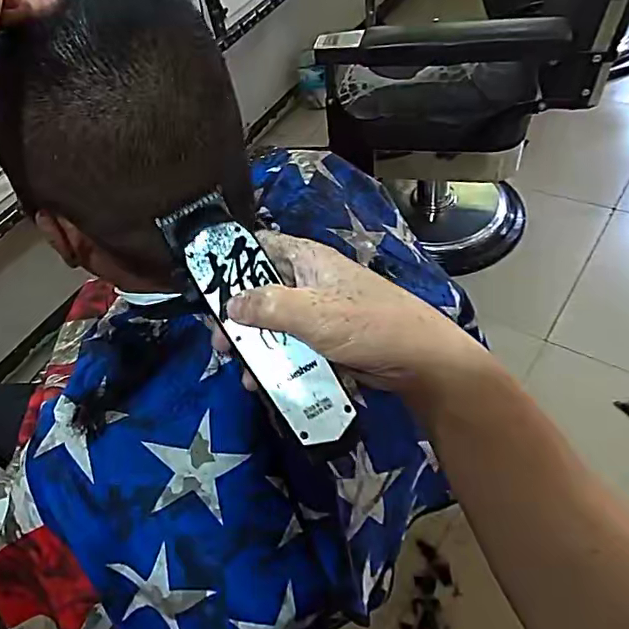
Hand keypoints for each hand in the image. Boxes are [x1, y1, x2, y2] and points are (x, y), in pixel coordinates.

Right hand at [219, 231, 498, 396]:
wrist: (420, 361)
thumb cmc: (369, 325)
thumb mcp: (314, 313)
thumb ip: (269, 306)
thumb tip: (230, 305)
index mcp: (308, 259)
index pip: (262, 246)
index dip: (233, 259)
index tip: (208, 284)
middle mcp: (311, 280)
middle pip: (262, 290)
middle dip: (239, 316)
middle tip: (221, 341)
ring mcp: (319, 312)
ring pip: (275, 324)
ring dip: (257, 346)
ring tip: (241, 370)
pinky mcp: (327, 340)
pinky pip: (293, 347)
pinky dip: (278, 362)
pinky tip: (264, 383)